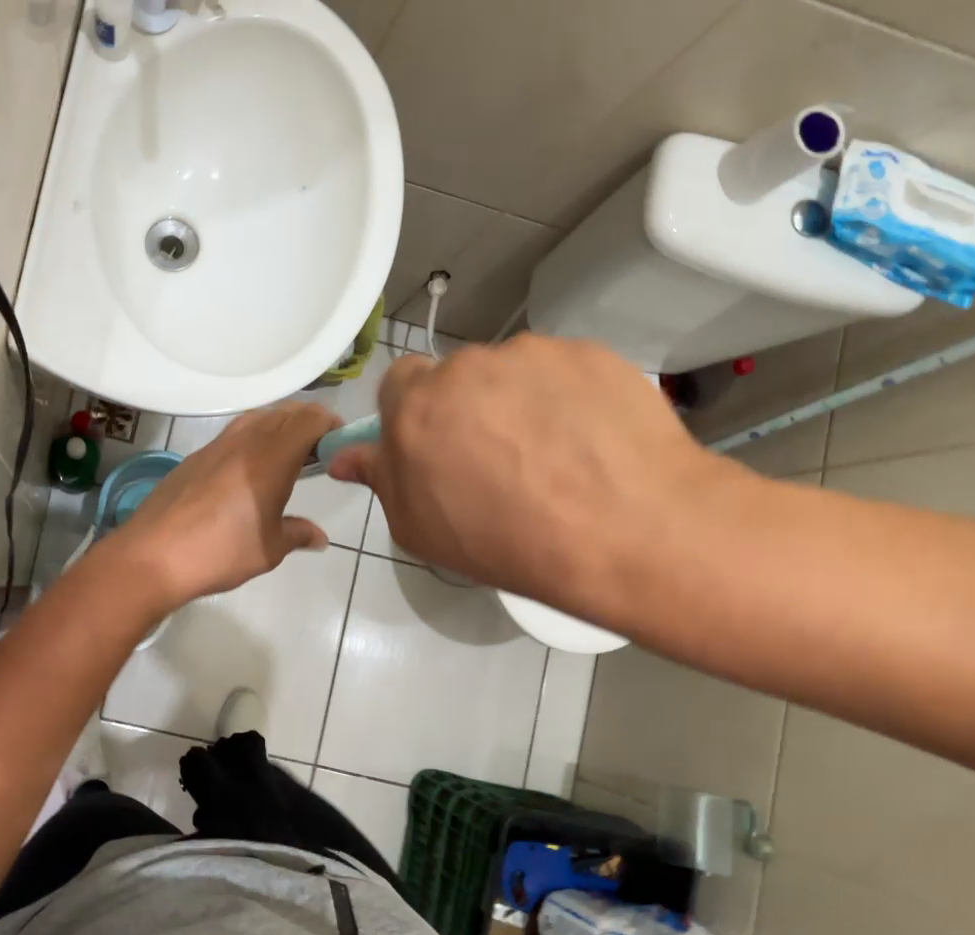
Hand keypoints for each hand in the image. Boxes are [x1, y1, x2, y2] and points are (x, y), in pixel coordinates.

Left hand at [109, 402, 339, 607]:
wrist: (152, 556)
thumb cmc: (219, 552)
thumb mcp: (268, 549)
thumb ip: (297, 534)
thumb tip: (319, 537)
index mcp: (270, 457)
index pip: (309, 418)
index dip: (330, 424)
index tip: (340, 445)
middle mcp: (243, 441)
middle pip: (283, 413)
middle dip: (306, 425)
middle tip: (318, 455)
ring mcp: (213, 447)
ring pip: (254, 420)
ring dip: (276, 430)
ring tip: (285, 462)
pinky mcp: (192, 460)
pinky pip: (231, 437)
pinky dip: (250, 443)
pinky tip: (247, 476)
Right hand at [327, 335, 724, 613]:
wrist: (627, 530)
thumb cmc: (507, 541)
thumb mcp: (421, 528)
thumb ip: (381, 480)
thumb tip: (346, 456)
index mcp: (415, 407)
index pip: (397, 385)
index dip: (413, 416)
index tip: (435, 450)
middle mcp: (467, 368)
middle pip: (455, 378)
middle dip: (465, 409)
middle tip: (496, 460)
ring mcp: (532, 355)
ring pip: (510, 374)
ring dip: (517, 403)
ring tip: (553, 455)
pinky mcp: (589, 353)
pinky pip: (563, 373)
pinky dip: (567, 399)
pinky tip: (588, 443)